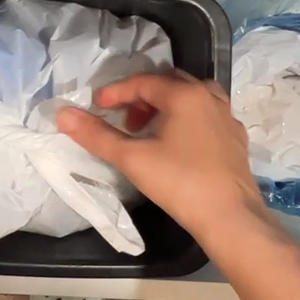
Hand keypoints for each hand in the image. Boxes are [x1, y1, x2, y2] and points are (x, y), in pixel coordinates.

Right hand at [57, 71, 263, 240]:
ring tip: (149, 130)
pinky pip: (206, 115)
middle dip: (142, 96)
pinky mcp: (236, 138)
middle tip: (124, 119)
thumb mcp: (132, 158)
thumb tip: (63, 114)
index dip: (116, 91)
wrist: (230, 217)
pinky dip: (186, 119)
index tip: (97, 105)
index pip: (143, 82)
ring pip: (191, 97)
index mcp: (185, 95)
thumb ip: (97, 134)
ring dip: (166, 106)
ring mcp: (227, 117)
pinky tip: (177, 144)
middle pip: (169, 83)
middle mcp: (209, 97)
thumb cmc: (179, 183)